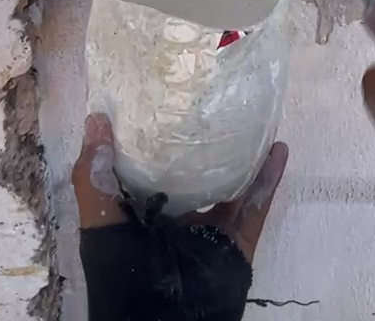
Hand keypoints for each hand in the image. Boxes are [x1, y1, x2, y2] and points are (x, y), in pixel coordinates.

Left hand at [71, 112, 290, 261]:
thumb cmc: (123, 276)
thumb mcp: (100, 225)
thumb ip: (95, 178)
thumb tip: (96, 119)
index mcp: (144, 213)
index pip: (153, 167)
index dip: (158, 136)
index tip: (167, 99)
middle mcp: (178, 218)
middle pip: (197, 173)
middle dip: (208, 142)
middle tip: (218, 100)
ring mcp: (210, 230)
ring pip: (232, 184)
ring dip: (246, 154)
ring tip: (256, 118)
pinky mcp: (236, 243)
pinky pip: (255, 206)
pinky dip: (268, 180)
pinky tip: (278, 149)